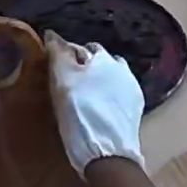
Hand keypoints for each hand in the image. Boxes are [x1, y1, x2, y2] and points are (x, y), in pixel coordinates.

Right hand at [43, 30, 144, 173]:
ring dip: (98, 80)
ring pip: (110, 76)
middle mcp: (121, 67)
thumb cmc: (80, 112)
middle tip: (68, 83)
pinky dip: (108, 94)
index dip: (67, 56)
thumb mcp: (62, 81)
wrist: (107, 153)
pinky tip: (98, 107)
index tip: (55, 68)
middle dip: (84, 66)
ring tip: (84, 95)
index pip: (80, 47)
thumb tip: (51, 33)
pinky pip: (118, 92)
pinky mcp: (135, 106)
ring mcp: (131, 87)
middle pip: (98, 60)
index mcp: (103, 57)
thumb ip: (57, 54)